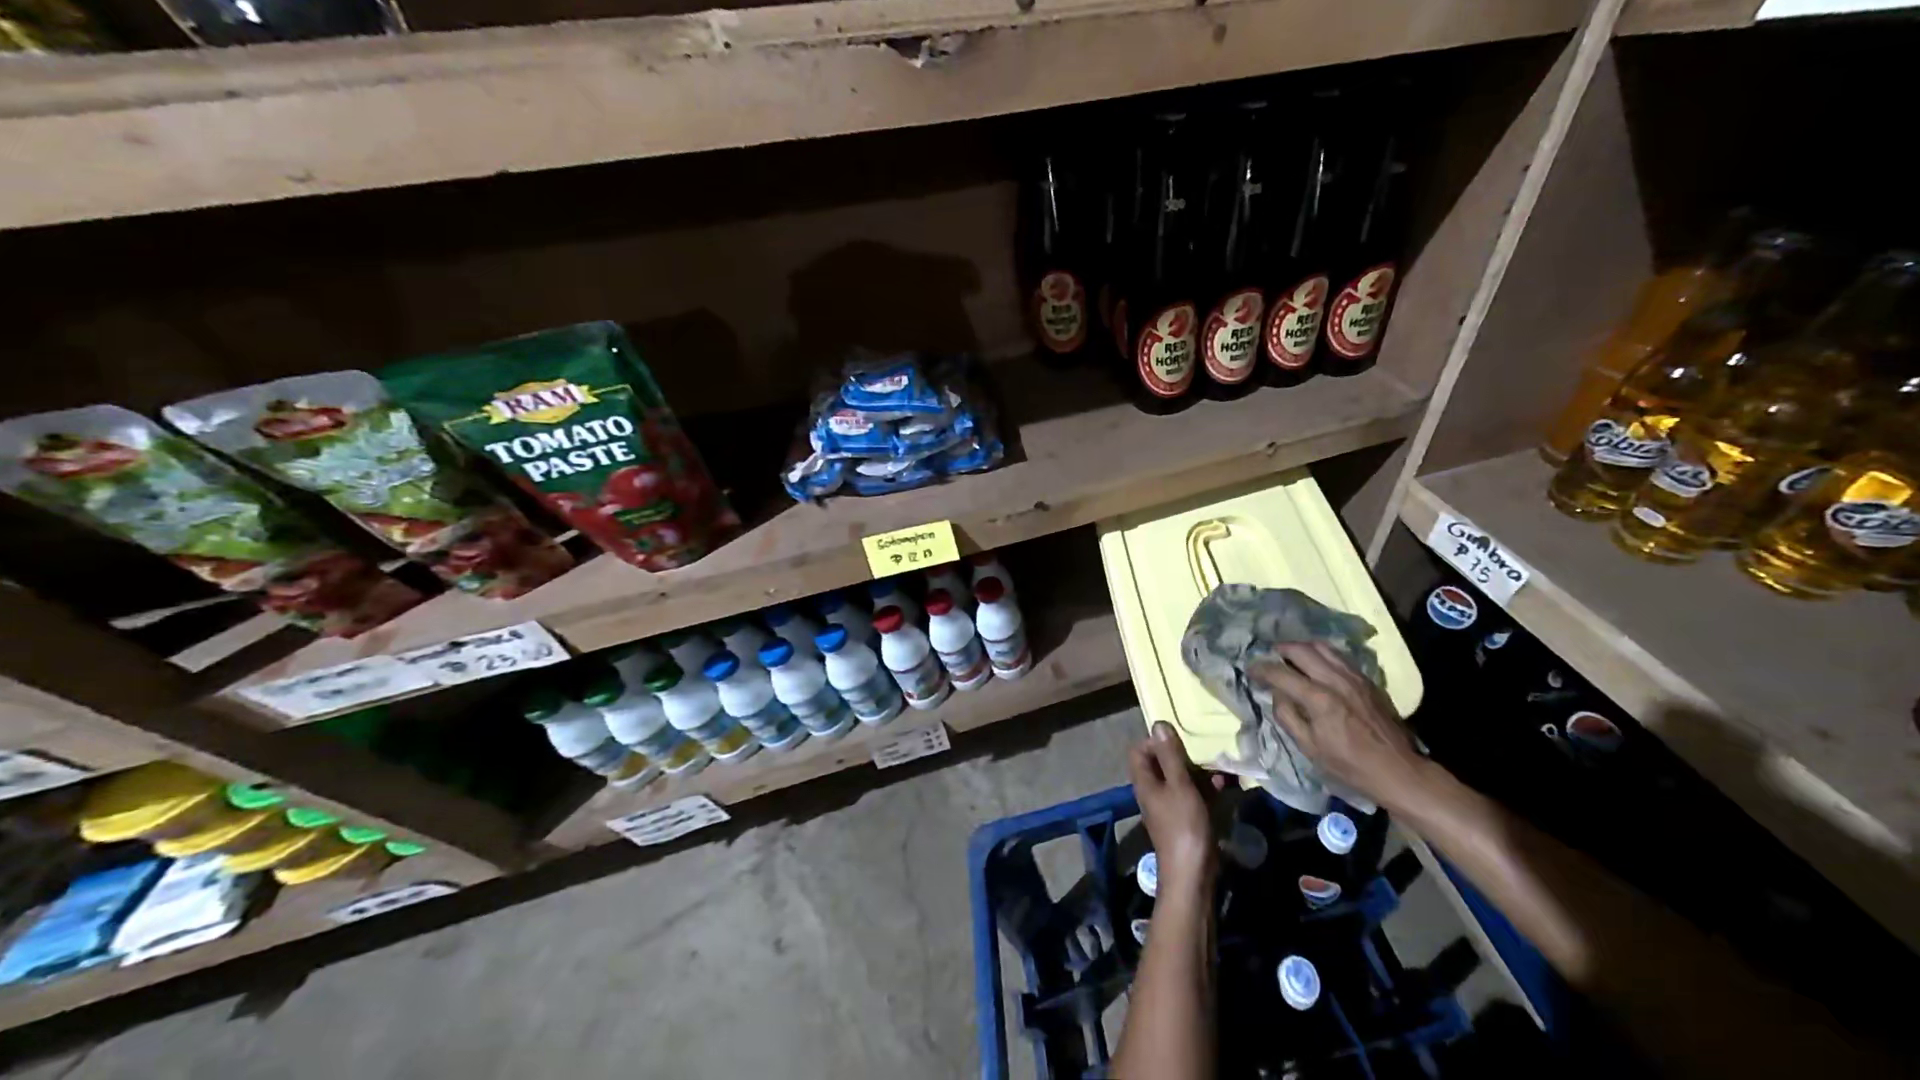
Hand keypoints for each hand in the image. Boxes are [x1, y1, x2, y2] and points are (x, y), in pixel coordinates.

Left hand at [1129, 722, 1224, 889]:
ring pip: (1181, 779)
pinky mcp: (1187, 818)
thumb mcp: (1179, 785)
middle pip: (1162, 763)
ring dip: (1199, 771)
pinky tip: (1225, 784)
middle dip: (1183, 754)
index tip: (1178, 738)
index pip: (1139, 751)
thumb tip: (1158, 724)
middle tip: (1204, 748)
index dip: (1154, 741)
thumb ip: (1170, 755)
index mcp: (1145, 781)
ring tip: (1220, 764)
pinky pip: (1194, 795)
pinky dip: (1206, 788)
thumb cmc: (1183, 825)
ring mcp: (1170, 805)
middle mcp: (1154, 791)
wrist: (1193, 873)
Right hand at [1250, 642, 1431, 811]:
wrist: (1397, 769)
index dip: (1261, 669)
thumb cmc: (1348, 764)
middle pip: (1301, 650)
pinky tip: (1316, 665)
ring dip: (1301, 648)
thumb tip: (1276, 694)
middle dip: (1280, 650)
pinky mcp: (1368, 680)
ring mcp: (1355, 677)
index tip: (1250, 669)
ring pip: (1323, 647)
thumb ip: (1287, 716)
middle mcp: (1336, 680)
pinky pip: (1339, 656)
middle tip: (1269, 657)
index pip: (1281, 674)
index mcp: (1319, 699)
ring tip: (1291, 656)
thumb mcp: (1309, 747)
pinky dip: (1322, 654)